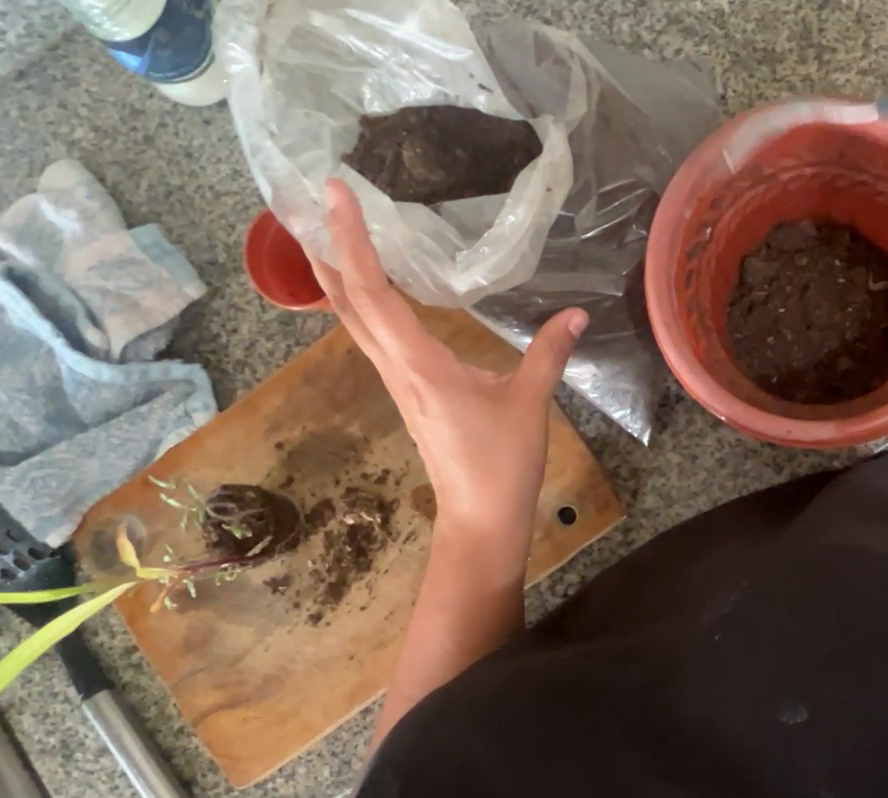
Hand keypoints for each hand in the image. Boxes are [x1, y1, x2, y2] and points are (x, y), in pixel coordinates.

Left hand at [307, 178, 586, 573]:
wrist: (480, 516)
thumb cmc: (501, 462)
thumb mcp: (530, 403)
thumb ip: (549, 354)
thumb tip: (577, 314)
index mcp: (420, 363)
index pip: (374, 291)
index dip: (352, 239)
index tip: (334, 191)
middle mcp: (397, 368)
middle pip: (347, 303)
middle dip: (325, 251)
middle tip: (311, 202)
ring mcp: (399, 384)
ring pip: (355, 322)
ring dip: (338, 278)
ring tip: (331, 236)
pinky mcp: (411, 395)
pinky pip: (375, 339)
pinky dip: (365, 306)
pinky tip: (376, 296)